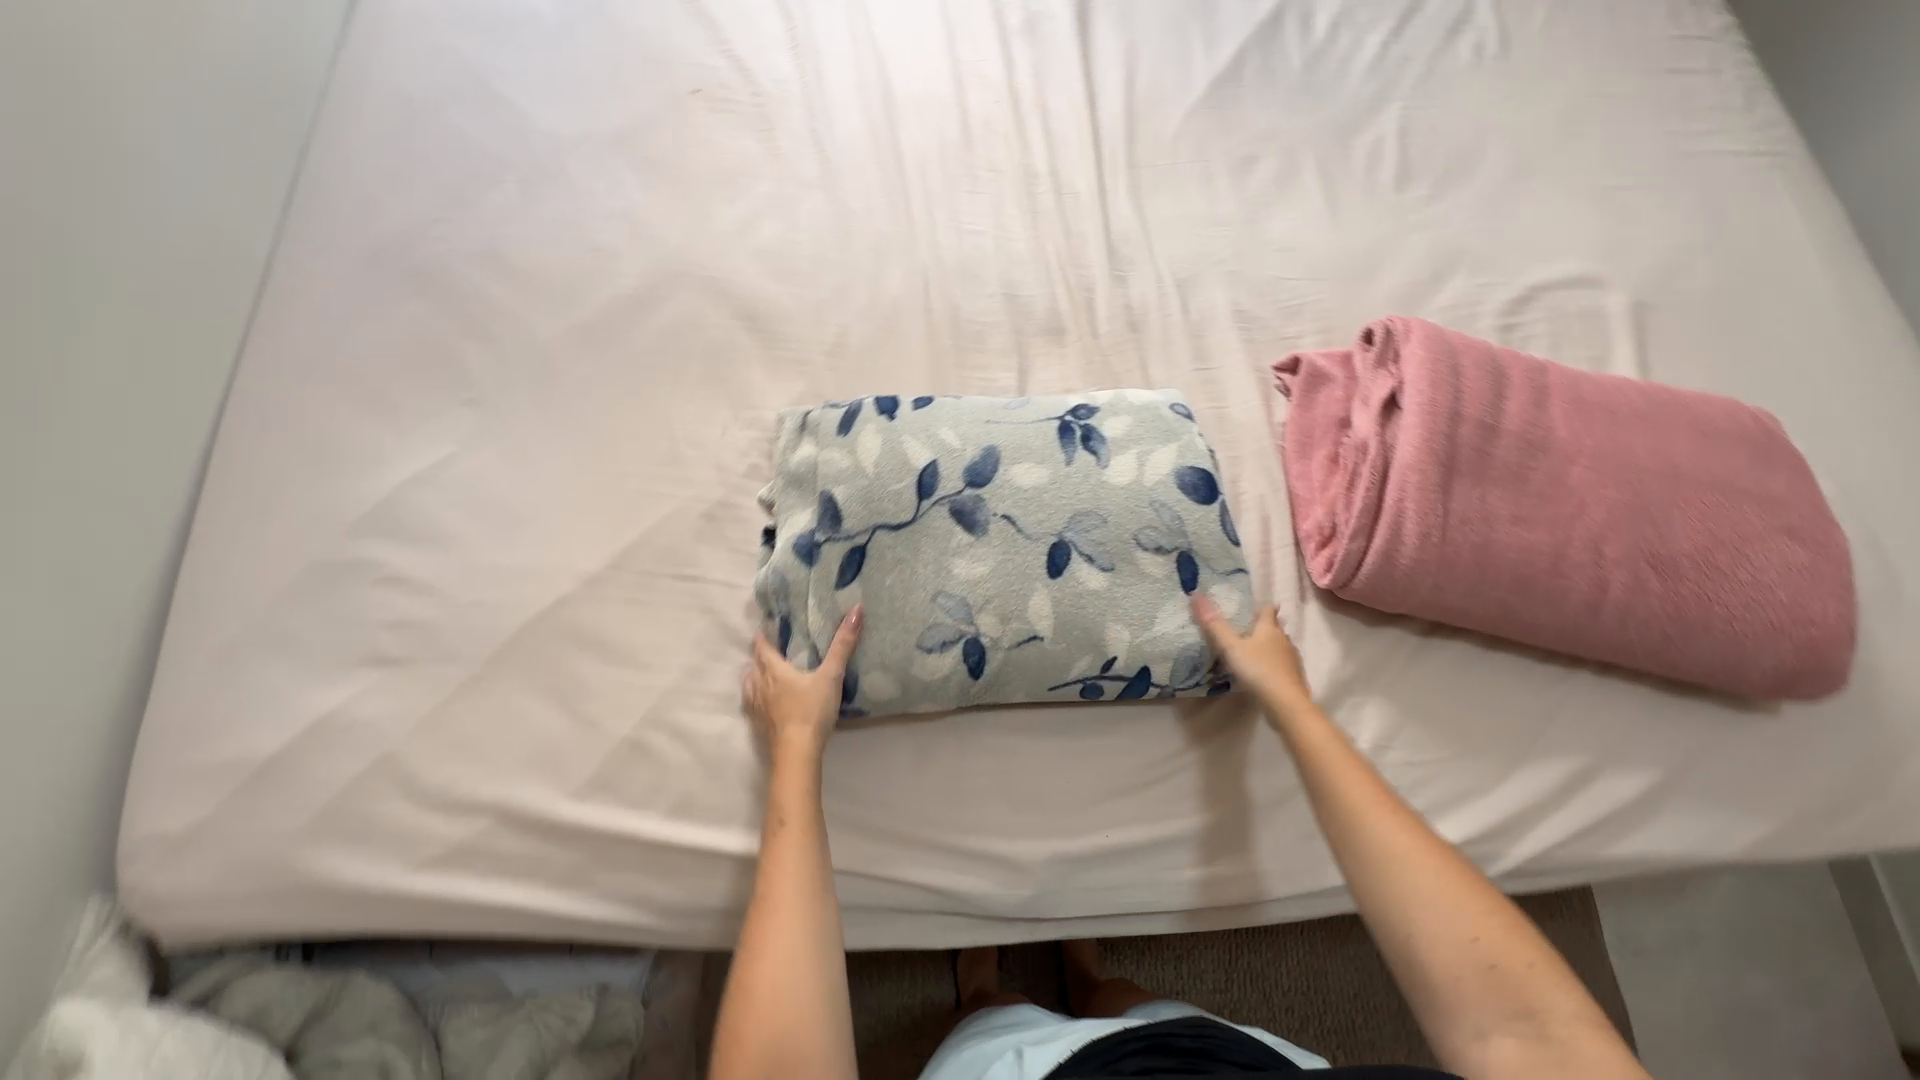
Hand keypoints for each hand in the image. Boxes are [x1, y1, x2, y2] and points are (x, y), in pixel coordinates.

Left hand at [743, 605, 862, 761]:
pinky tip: (765, 704)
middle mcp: (760, 685)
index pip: (762, 648)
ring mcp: (757, 707)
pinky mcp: (759, 725)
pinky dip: (756, 699)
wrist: (797, 751)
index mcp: (774, 670)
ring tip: (764, 675)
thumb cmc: (812, 710)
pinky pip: (752, 706)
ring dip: (754, 678)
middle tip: (769, 651)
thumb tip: (856, 609)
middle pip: (753, 666)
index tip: (764, 630)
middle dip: (759, 657)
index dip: (762, 638)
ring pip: (749, 686)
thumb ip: (843, 644)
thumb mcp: (832, 675)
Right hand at [1191, 596, 1311, 713]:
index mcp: (1269, 629)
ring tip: (1254, 651)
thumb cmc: (1257, 669)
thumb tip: (1196, 596)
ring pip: (1280, 646)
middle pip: (1275, 627)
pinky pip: (1283, 664)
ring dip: (1270, 646)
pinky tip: (1264, 673)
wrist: (1285, 702)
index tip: (1255, 607)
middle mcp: (1284, 639)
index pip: (1267, 610)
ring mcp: (1292, 658)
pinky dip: (1274, 664)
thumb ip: (1214, 625)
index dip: (1262, 606)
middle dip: (1265, 626)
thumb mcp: (1230, 647)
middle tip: (1249, 629)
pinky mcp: (1295, 676)